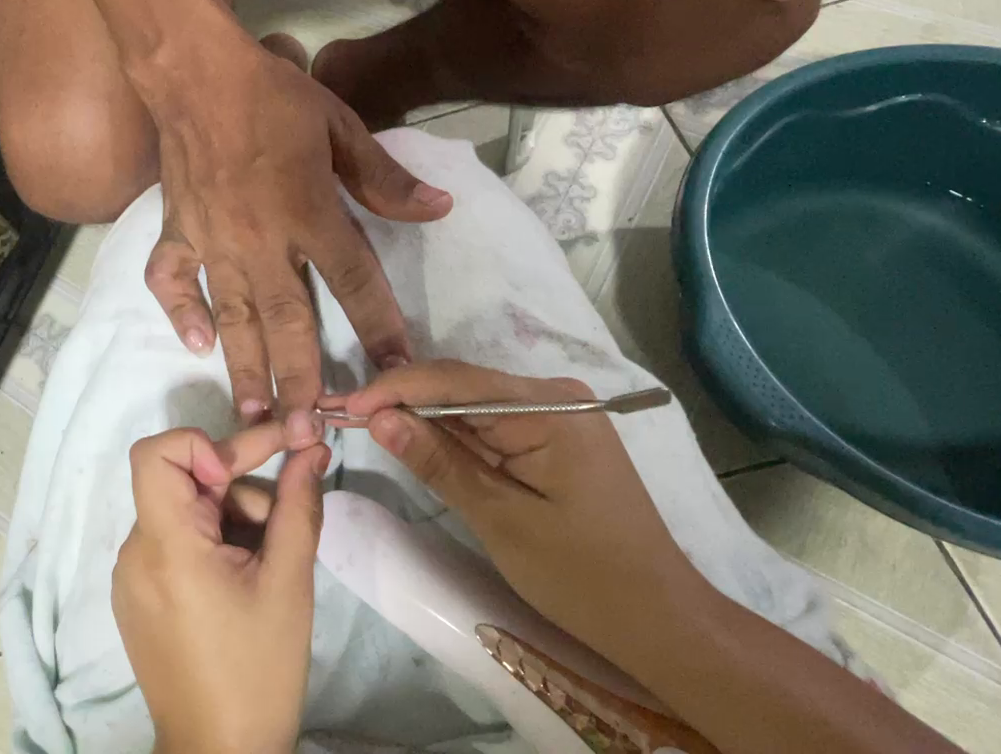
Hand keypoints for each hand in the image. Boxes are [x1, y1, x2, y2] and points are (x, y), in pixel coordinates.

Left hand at [114, 414, 330, 753]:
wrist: (219, 753)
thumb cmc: (258, 670)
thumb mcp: (289, 583)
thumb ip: (297, 506)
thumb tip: (310, 447)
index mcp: (165, 547)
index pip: (155, 453)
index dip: (200, 445)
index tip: (242, 474)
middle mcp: (135, 552)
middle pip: (183, 482)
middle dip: (238, 488)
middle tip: (286, 516)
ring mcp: (132, 575)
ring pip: (185, 511)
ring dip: (233, 519)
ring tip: (270, 564)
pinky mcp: (139, 595)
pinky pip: (176, 541)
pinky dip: (214, 541)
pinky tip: (247, 577)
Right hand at [139, 35, 451, 417]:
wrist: (196, 74)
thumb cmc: (273, 97)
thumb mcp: (340, 126)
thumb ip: (385, 177)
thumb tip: (438, 210)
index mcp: (308, 212)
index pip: (353, 281)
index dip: (380, 329)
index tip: (397, 375)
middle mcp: (261, 240)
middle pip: (287, 320)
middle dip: (300, 379)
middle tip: (307, 434)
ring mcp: (212, 241)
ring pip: (234, 315)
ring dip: (245, 367)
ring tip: (252, 416)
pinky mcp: (176, 232)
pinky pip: (173, 281)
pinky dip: (181, 312)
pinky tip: (195, 344)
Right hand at [335, 361, 705, 659]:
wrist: (659, 620)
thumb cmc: (582, 576)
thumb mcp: (500, 519)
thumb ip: (439, 461)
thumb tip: (378, 417)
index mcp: (548, 407)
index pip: (453, 380)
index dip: (392, 389)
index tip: (341, 406)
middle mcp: (553, 395)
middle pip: (461, 386)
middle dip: (403, 401)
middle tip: (345, 418)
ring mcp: (556, 414)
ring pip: (472, 405)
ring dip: (424, 419)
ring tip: (368, 428)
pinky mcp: (553, 436)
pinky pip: (491, 425)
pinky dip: (454, 437)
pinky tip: (418, 444)